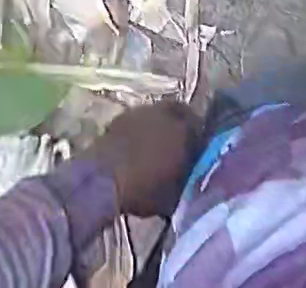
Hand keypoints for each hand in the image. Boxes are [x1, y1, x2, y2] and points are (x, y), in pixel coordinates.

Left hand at [86, 101, 200, 217]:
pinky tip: (139, 144)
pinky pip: (141, 117)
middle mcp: (166, 113)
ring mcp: (142, 110)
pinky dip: (144, 126)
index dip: (201, 138)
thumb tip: (198, 176)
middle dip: (184, 124)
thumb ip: (192, 179)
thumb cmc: (145, 189)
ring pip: (160, 112)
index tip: (200, 150)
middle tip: (182, 143)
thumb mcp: (178, 194)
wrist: (103, 178)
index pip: (202, 126)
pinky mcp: (123, 114)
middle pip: (181, 112)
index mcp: (184, 130)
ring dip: (163, 123)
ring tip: (159, 144)